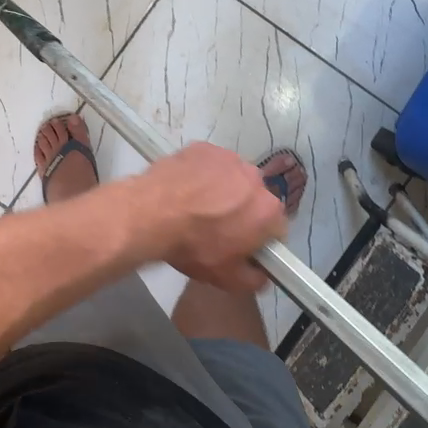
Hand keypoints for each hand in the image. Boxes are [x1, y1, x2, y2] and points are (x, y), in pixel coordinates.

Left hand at [134, 143, 287, 293]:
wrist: (151, 213)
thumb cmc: (193, 247)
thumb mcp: (227, 278)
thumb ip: (254, 279)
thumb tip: (261, 274)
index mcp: (268, 211)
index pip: (276, 228)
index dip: (261, 239)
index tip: (243, 246)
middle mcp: (256, 178)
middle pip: (255, 199)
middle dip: (242, 211)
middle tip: (216, 226)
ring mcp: (229, 158)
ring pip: (233, 178)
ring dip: (223, 190)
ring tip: (197, 206)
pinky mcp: (204, 147)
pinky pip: (210, 164)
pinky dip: (202, 174)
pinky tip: (185, 188)